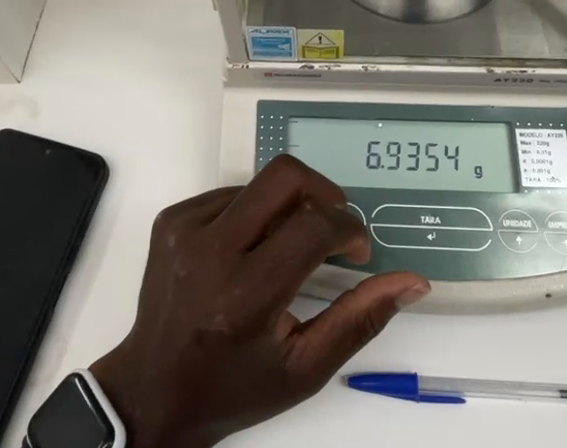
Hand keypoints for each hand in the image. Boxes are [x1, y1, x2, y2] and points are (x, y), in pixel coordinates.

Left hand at [90, 156, 429, 447]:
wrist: (154, 391)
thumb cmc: (236, 387)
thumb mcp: (307, 368)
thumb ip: (361, 318)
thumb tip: (413, 281)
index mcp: (247, 295)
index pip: (313, 225)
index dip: (348, 228)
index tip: (357, 249)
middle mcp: (211, 251)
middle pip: (284, 176)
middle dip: (323, 191)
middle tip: (333, 225)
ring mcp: (185, 229)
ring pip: (258, 183)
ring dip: (286, 207)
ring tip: (288, 250)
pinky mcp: (171, 220)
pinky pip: (228, 194)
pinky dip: (253, 213)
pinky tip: (253, 250)